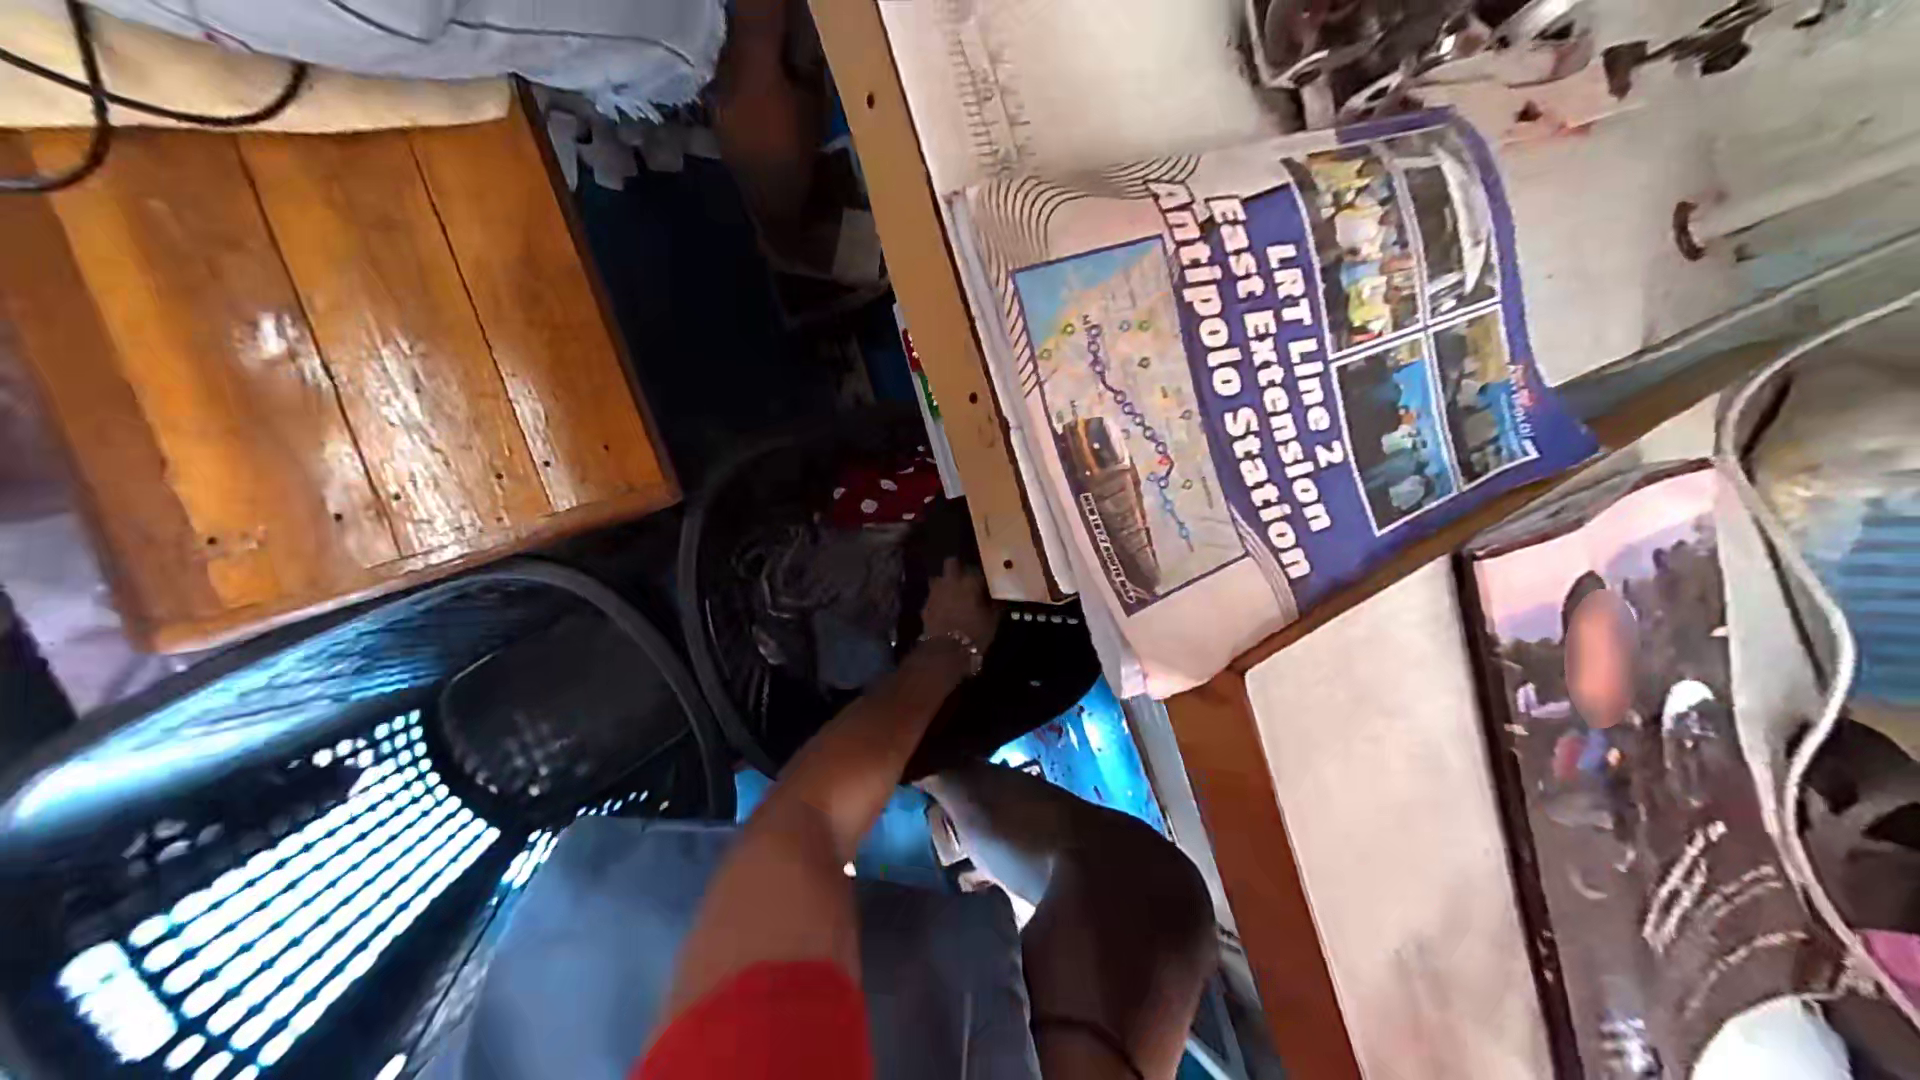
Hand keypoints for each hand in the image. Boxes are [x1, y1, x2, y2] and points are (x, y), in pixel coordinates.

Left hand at [920, 558, 998, 657]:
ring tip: (953, 596)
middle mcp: (950, 581)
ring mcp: (935, 592)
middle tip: (966, 581)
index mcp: (970, 581)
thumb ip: (995, 605)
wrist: (946, 650)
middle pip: (951, 563)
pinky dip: (938, 600)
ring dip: (945, 584)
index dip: (983, 580)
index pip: (979, 572)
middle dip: (958, 568)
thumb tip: (997, 598)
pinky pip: (933, 597)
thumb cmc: (975, 633)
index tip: (986, 588)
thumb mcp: (993, 620)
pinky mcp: (925, 605)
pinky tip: (944, 610)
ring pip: (938, 578)